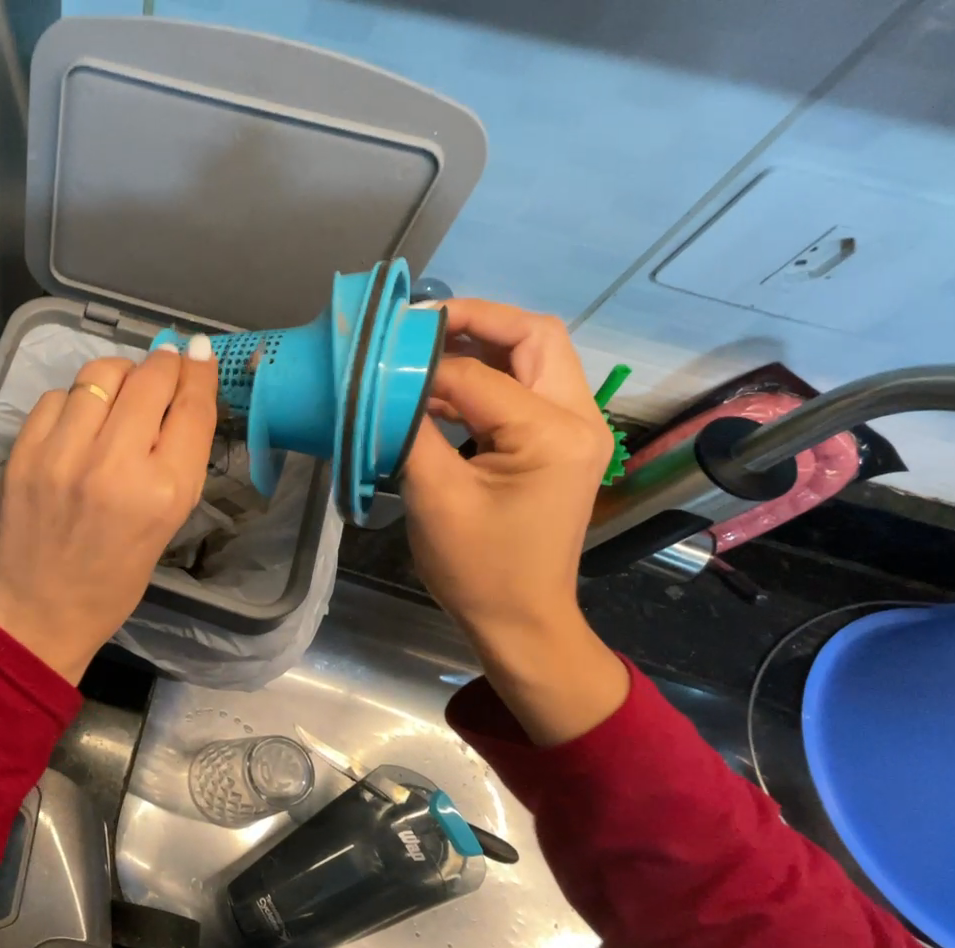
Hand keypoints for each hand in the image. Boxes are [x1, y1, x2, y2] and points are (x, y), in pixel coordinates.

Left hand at [0, 338, 218, 682]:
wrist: (38, 613)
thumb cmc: (113, 581)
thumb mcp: (166, 525)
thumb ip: (175, 460)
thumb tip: (182, 395)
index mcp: (164, 493)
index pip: (192, 408)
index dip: (199, 373)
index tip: (198, 353)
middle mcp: (116, 465)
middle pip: (150, 379)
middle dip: (163, 365)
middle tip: (162, 369)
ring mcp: (63, 455)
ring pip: (101, 375)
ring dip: (119, 376)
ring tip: (120, 393)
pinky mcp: (24, 453)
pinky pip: (58, 397)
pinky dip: (74, 401)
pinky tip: (78, 422)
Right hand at [400, 300, 627, 744]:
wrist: (520, 619)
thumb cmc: (476, 566)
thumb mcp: (434, 495)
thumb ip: (409, 428)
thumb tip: (380, 382)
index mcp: (553, 432)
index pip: (479, 372)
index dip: (422, 359)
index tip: (374, 353)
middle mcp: (579, 419)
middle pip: (535, 336)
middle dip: (476, 321)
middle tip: (416, 326)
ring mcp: (576, 431)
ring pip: (534, 358)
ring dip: (480, 347)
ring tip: (419, 351)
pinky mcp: (559, 444)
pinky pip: (525, 390)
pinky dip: (485, 378)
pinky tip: (438, 390)